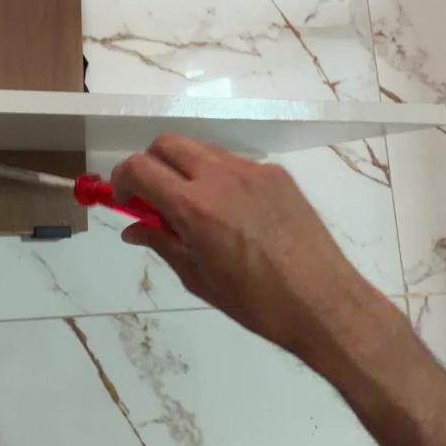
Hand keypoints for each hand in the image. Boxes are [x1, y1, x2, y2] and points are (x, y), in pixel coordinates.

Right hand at [111, 134, 368, 359]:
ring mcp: (251, 170)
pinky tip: (232, 211)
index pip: (139, 167)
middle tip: (152, 196)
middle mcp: (220, 177)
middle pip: (166, 143)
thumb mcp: (198, 278)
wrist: (323, 302)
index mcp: (194, 206)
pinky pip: (233, 163)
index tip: (124, 199)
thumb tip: (133, 229)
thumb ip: (162, 243)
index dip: (122, 179)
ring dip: (183, 167)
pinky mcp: (276, 173)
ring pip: (200, 148)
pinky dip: (217, 176)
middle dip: (150, 163)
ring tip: (193, 205)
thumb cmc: (255, 302)